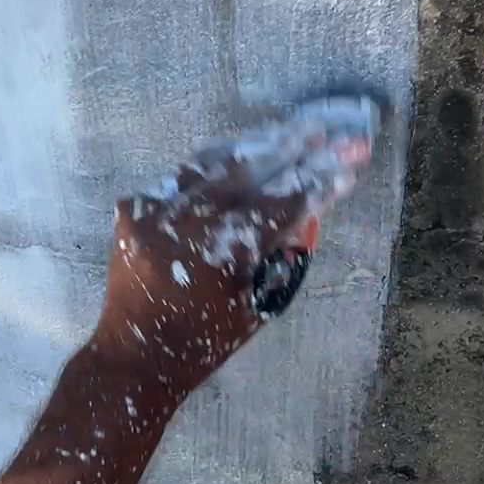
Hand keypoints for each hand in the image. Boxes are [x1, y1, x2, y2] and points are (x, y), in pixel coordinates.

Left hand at [93, 97, 377, 397]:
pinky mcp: (132, 211)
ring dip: (248, 149)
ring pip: (210, 165)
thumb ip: (283, 254)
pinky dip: (208, 169)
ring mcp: (154, 212)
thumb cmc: (204, 341)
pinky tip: (233, 156)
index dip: (320, 178)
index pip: (284, 202)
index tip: (351, 155)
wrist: (135, 355)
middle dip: (290, 146)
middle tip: (320, 128)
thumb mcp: (259, 305)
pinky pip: (179, 179)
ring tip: (281, 133)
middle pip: (247, 171)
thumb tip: (307, 206)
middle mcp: (186, 223)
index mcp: (223, 252)